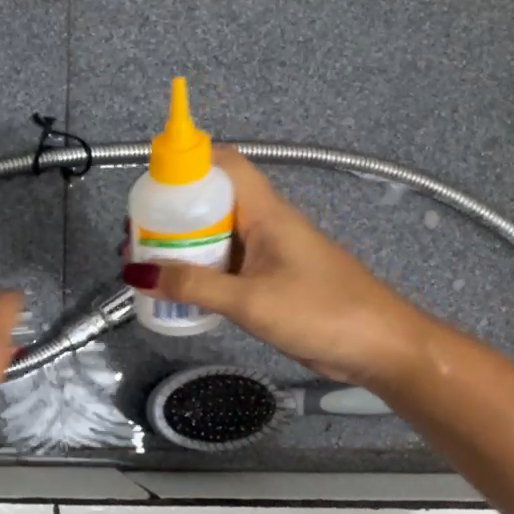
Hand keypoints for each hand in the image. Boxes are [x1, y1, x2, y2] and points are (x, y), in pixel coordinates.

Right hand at [128, 147, 438, 388]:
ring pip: (213, 236)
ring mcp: (268, 254)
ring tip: (141, 265)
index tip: (146, 186)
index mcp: (267, 214)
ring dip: (177, 246)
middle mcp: (266, 226)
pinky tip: (172, 289)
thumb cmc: (323, 313)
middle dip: (167, 214)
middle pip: (210, 202)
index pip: (226, 166)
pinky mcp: (268, 280)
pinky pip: (222, 265)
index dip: (186, 164)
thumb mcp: (250, 301)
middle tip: (132, 238)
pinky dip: (194, 271)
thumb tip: (136, 272)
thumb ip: (192, 287)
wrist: (382, 349)